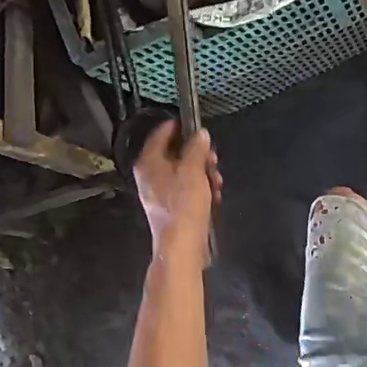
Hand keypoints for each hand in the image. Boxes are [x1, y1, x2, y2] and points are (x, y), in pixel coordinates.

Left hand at [133, 120, 221, 245]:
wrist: (182, 244)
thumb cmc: (184, 203)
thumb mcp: (193, 170)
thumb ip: (197, 148)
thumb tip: (201, 133)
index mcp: (149, 163)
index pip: (160, 134)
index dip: (177, 126)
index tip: (194, 122)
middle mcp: (150, 175)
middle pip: (176, 153)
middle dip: (198, 155)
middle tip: (213, 158)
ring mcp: (160, 191)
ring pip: (185, 171)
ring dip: (204, 172)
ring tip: (216, 180)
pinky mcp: (171, 205)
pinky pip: (187, 187)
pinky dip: (201, 187)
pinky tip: (214, 194)